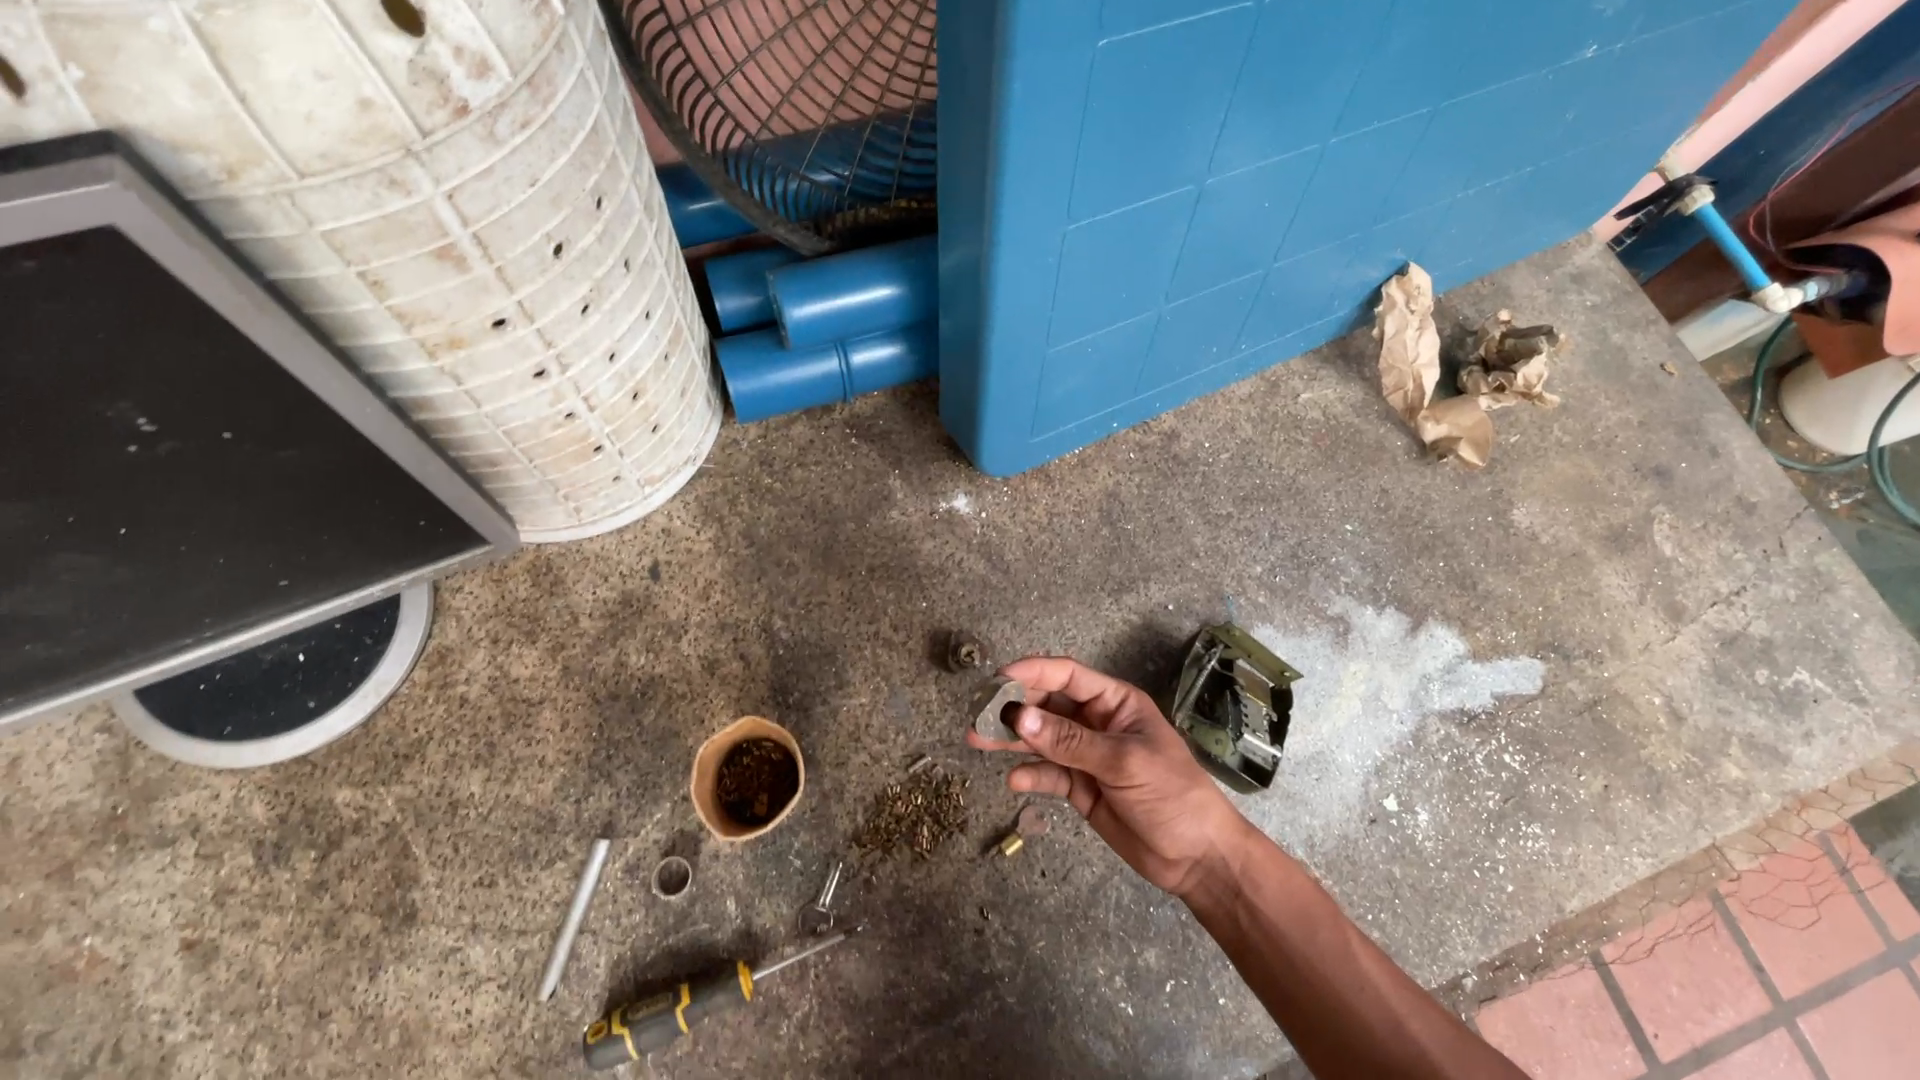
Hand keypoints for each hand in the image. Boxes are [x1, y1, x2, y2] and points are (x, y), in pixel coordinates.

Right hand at [967, 656, 1252, 897]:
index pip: (1067, 676)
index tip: (997, 679)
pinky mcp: (1080, 788)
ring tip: (978, 740)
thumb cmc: (1171, 795)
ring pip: (1041, 739)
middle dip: (1014, 707)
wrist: (1196, 856)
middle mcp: (1097, 723)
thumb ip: (1069, 741)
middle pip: (1047, 705)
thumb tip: (1018, 717)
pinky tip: (1015, 781)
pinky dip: (1031, 775)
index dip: (1032, 672)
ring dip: (1012, 739)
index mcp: (1116, 703)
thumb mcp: (1122, 763)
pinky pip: (1048, 774)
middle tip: (979, 715)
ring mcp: (1087, 756)